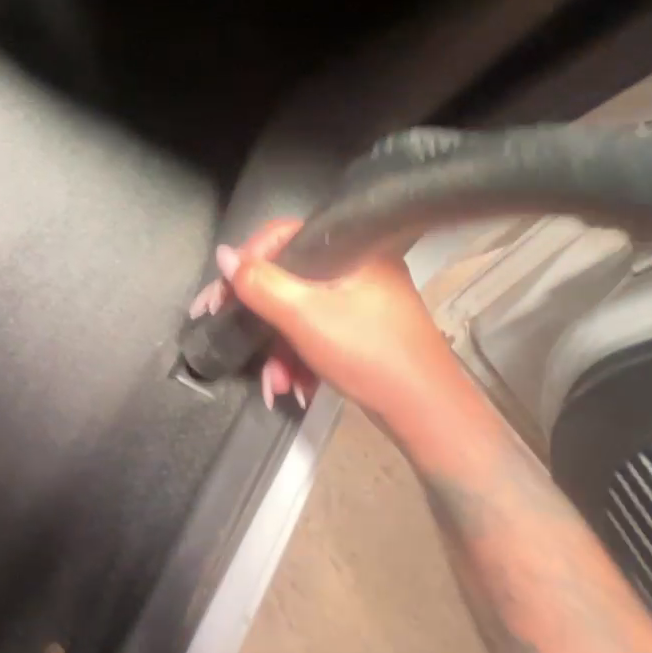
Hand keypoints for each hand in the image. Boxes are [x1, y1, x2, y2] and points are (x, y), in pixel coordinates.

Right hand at [190, 218, 460, 425]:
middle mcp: (358, 267)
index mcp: (352, 250)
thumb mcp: (303, 315)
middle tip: (227, 332)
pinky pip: (314, 330)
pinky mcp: (361, 329)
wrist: (428, 416)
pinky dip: (297, 356)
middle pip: (286, 278)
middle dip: (258, 317)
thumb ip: (258, 283)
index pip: (282, 236)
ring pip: (297, 310)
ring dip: (276, 348)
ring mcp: (360, 300)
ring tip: (273, 383)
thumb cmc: (368, 354)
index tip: (222, 294)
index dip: (247, 262)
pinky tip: (291, 386)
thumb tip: (223, 255)